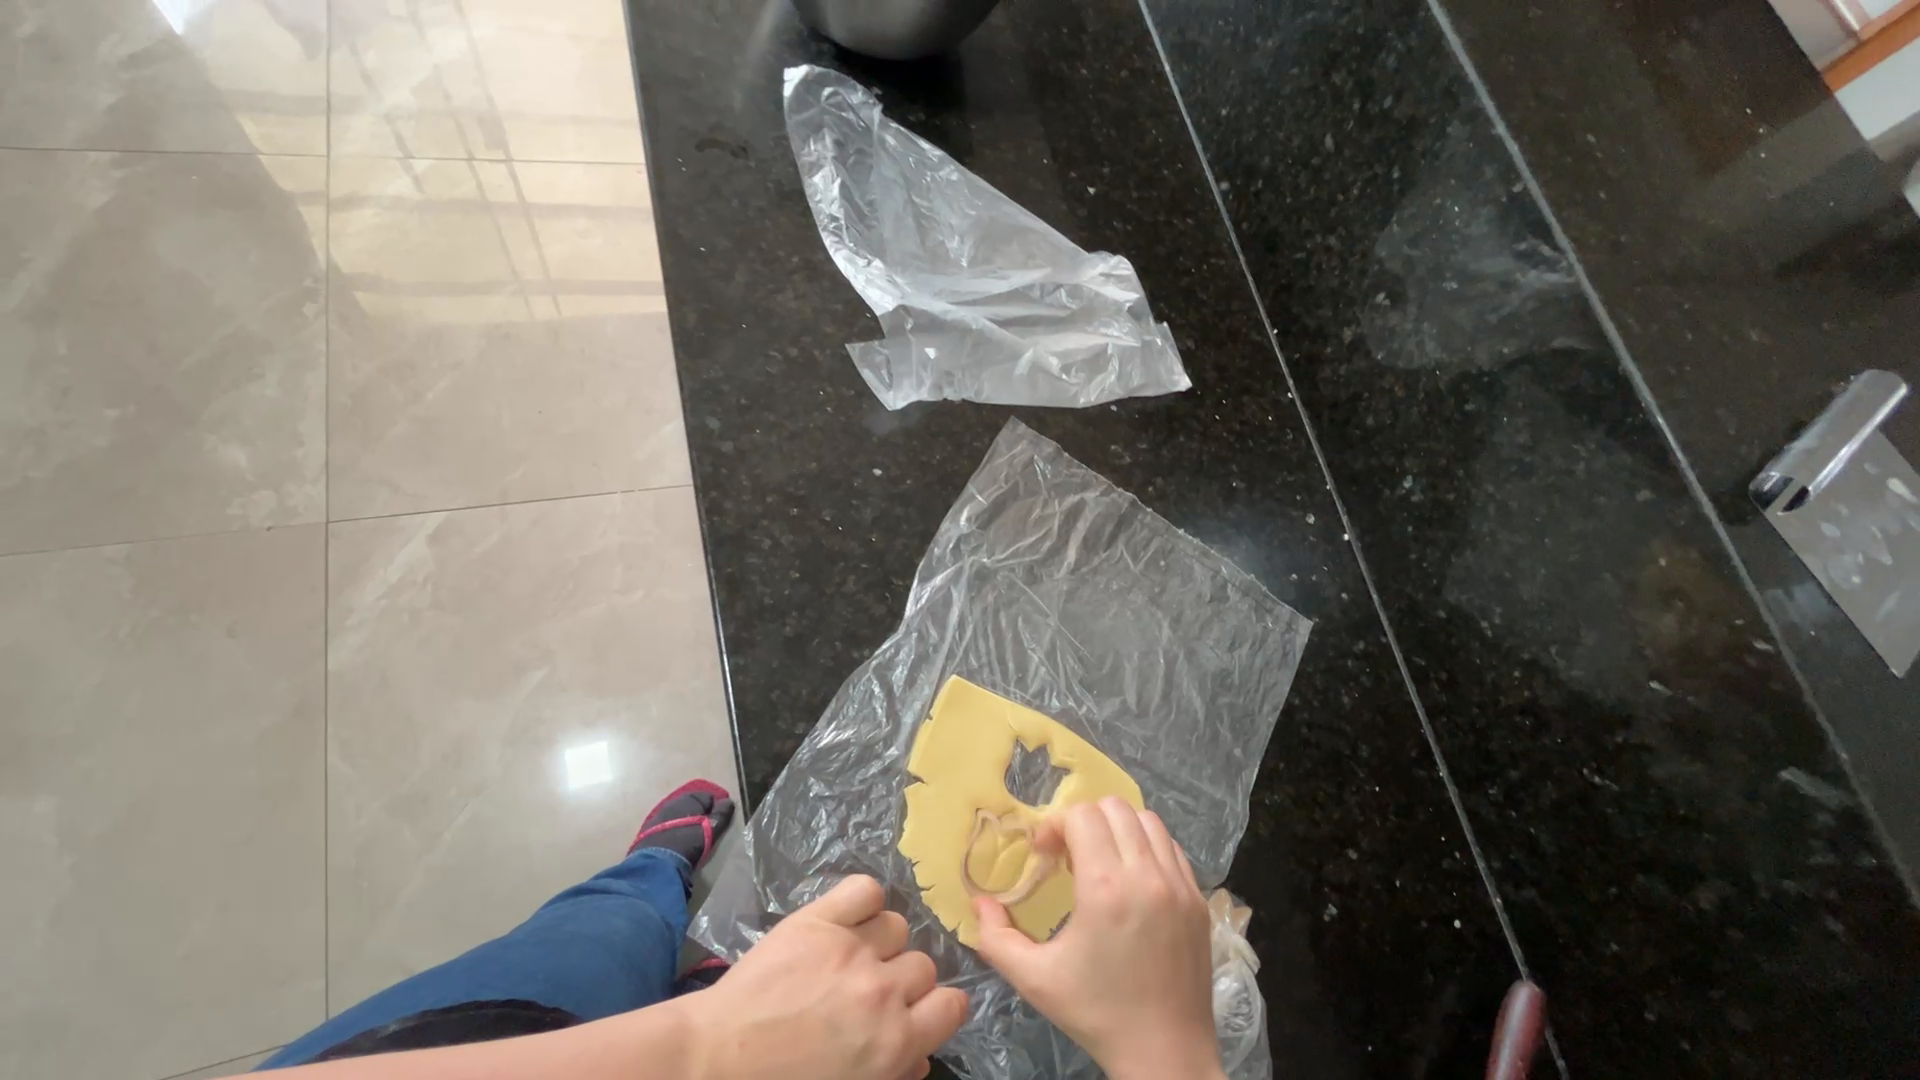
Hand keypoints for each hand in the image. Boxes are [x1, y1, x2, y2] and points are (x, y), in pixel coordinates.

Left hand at [680, 875, 968, 1079]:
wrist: (713, 1064)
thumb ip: (894, 1071)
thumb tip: (917, 1055)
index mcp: (895, 1041)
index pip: (953, 1005)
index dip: (940, 1008)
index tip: (920, 1011)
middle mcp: (882, 990)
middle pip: (923, 965)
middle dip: (904, 982)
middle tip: (870, 994)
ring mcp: (851, 949)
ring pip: (898, 927)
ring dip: (882, 943)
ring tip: (853, 957)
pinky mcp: (818, 920)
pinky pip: (865, 889)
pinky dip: (863, 899)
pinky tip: (849, 918)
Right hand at [974, 798, 1222, 1079]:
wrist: (1166, 1053)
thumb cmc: (1097, 1013)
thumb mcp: (1035, 979)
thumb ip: (997, 937)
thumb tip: (980, 902)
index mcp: (1106, 888)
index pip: (1082, 816)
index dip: (1056, 826)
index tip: (1045, 856)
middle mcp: (1147, 875)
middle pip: (1114, 807)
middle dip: (1084, 821)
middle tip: (1069, 857)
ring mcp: (1179, 885)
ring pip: (1146, 820)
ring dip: (1117, 829)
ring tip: (1101, 862)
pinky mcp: (1199, 898)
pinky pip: (1171, 847)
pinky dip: (1146, 846)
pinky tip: (1132, 878)